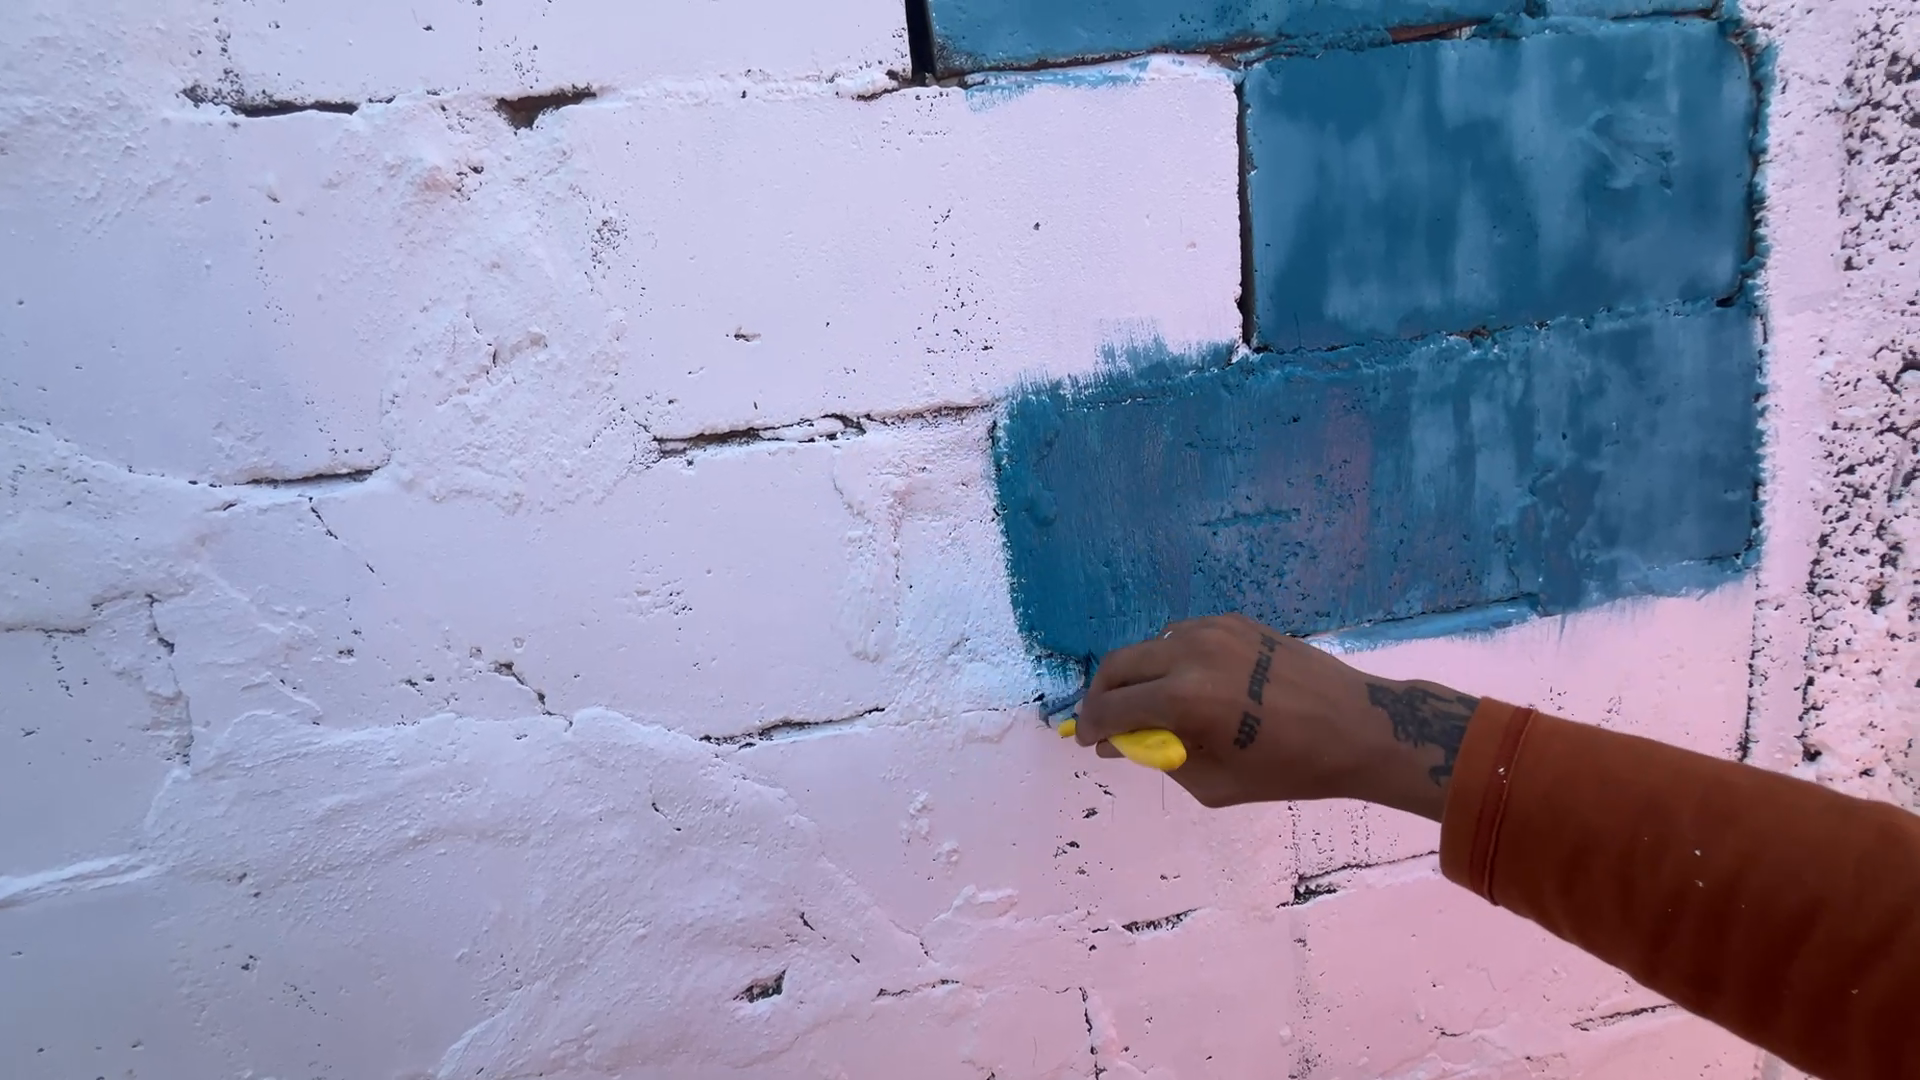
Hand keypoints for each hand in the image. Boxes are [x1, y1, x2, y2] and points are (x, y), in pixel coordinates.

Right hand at [1070, 615, 1479, 821]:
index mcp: (1184, 698)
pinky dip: (1167, 659)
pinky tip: (1185, 681)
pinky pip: (1179, 636)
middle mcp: (1189, 652)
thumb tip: (1120, 741)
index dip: (1091, 725)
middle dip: (1101, 694)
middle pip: (1117, 664)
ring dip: (1135, 675)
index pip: (1112, 707)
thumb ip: (1159, 758)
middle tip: (1104, 719)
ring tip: (1147, 702)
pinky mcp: (1230, 619)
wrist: (1359, 726)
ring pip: (1146, 646)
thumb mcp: (1214, 782)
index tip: (1087, 740)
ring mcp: (1211, 629)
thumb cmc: (1289, 768)